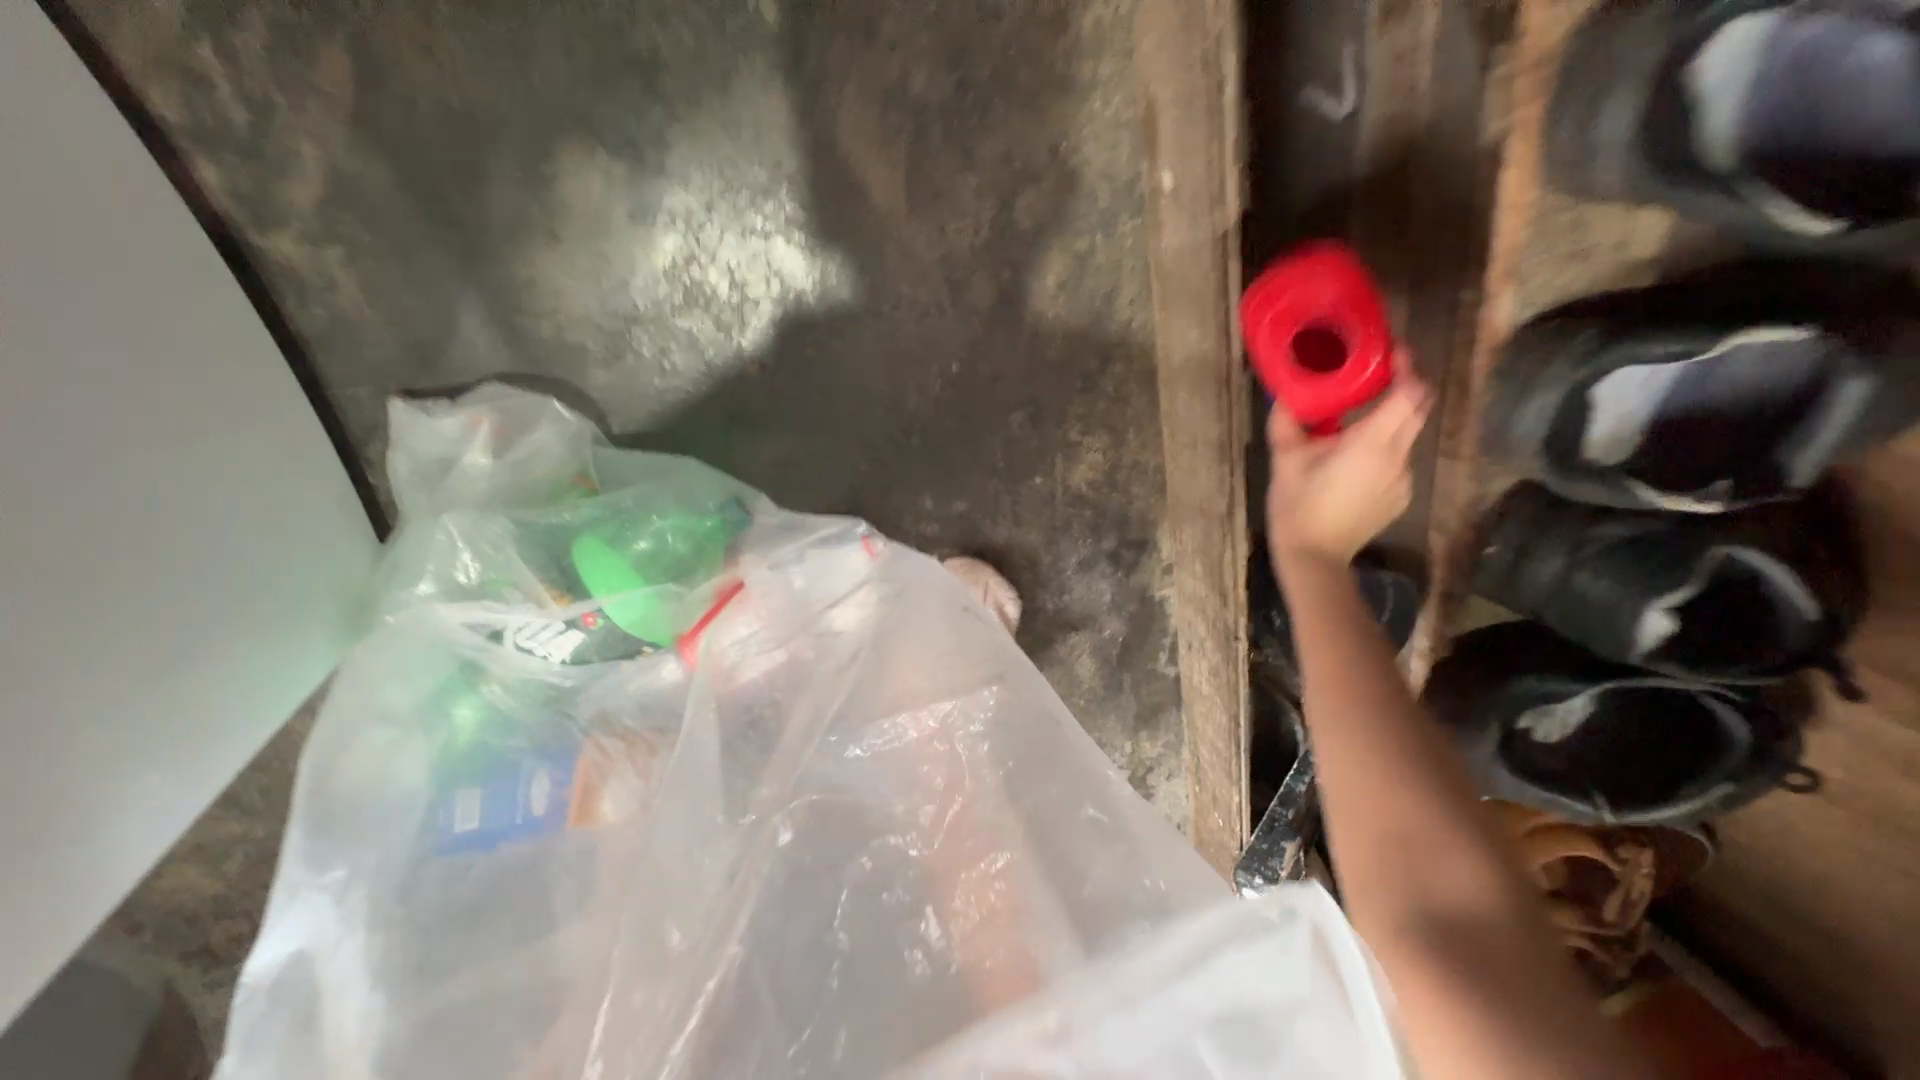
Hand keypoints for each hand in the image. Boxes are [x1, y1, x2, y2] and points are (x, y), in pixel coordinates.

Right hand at [1265, 349, 1429, 567]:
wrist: (1314, 558)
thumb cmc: (1298, 506)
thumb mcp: (1284, 460)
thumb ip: (1287, 421)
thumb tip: (1285, 395)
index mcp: (1371, 442)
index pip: (1410, 393)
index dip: (1409, 368)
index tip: (1395, 353)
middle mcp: (1397, 457)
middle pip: (1419, 410)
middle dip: (1406, 388)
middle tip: (1381, 376)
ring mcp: (1403, 479)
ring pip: (1408, 437)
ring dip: (1391, 423)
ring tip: (1357, 426)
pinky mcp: (1401, 497)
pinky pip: (1399, 462)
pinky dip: (1384, 452)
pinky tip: (1355, 465)